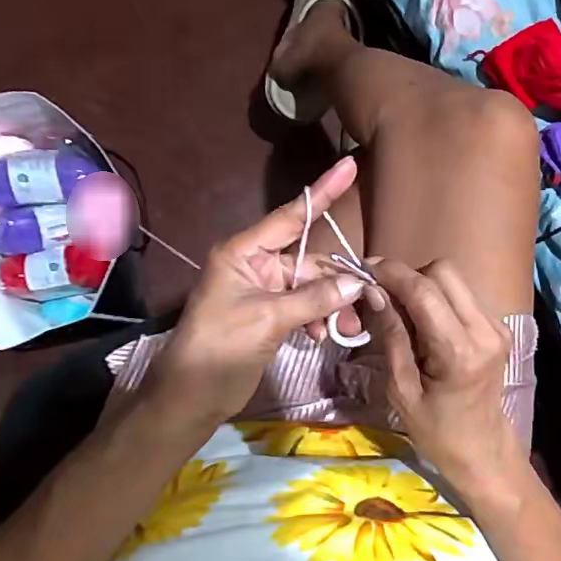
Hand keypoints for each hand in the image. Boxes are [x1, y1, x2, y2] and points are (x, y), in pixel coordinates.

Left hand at [147, 156, 367, 426]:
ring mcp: (262, 290)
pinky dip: (317, 319)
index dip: (322, 192)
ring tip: (346, 329)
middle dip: (337, 280)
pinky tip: (324, 337)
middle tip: (368, 298)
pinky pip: (303, 305)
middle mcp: (254, 264)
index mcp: (244, 252)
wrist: (191, 396)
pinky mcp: (268, 314)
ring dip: (330, 305)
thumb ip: (314, 298)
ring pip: (310, 286)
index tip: (349, 165)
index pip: (290, 216)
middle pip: (308, 259)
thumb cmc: (220, 347)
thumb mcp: (268, 320)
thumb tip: (358, 282)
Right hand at [361, 258, 523, 499]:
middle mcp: (484, 331)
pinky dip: (437, 297)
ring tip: (400, 310)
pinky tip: (422, 321)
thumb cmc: (436, 430)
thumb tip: (373, 292)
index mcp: (459, 352)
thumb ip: (391, 336)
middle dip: (408, 276)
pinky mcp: (498, 326)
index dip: (392, 273)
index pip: (424, 291)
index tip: (364, 269)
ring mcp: (496, 326)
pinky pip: (462, 294)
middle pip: (443, 272)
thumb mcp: (401, 389)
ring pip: (453, 278)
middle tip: (382, 294)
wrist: (483, 450)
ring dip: (422, 285)